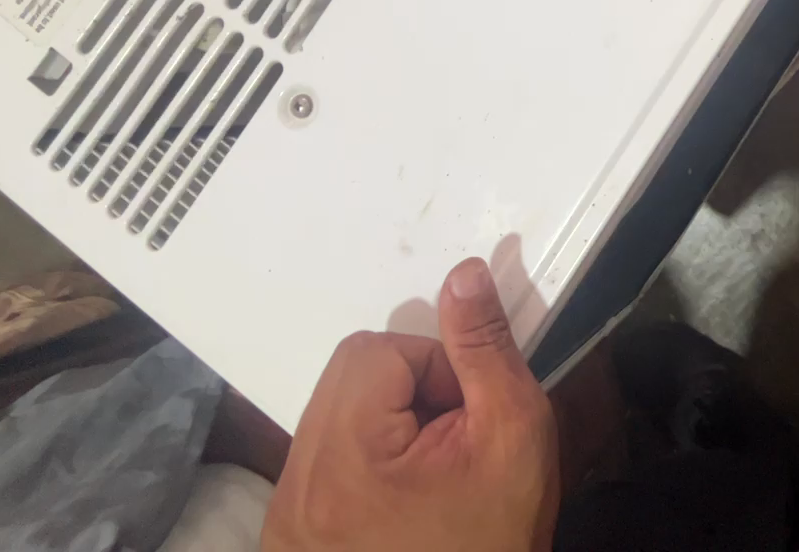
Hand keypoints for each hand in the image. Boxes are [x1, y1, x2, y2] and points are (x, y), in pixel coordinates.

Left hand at [262, 258, 559, 551]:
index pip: (376, 350)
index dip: (435, 367)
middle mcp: (295, 489)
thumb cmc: (497, 536)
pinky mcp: (289, 538)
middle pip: (350, 374)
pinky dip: (371, 453)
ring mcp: (286, 520)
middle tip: (453, 437)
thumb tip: (465, 273)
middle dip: (414, 387)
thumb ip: (485, 345)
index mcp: (343, 461)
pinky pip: (326, 454)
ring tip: (434, 467)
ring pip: (339, 410)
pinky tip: (407, 494)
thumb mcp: (512, 429)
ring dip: (393, 418)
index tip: (467, 415)